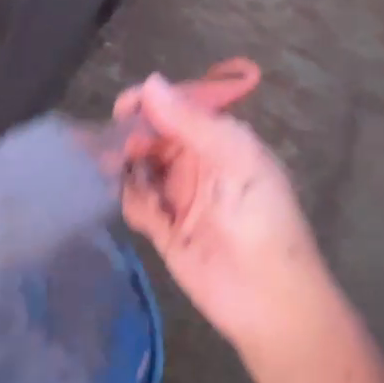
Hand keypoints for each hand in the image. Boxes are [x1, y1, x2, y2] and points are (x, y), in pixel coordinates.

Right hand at [116, 75, 320, 338]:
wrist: (269, 300)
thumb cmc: (260, 220)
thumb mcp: (234, 160)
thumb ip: (189, 121)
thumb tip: (150, 82)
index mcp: (218, 139)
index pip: (174, 107)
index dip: (147, 103)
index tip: (122, 110)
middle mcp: (195, 161)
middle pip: (148, 135)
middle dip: (129, 138)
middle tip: (114, 152)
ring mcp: (177, 194)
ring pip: (136, 167)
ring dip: (124, 170)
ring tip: (120, 180)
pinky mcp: (162, 227)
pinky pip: (135, 203)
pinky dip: (133, 203)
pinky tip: (150, 218)